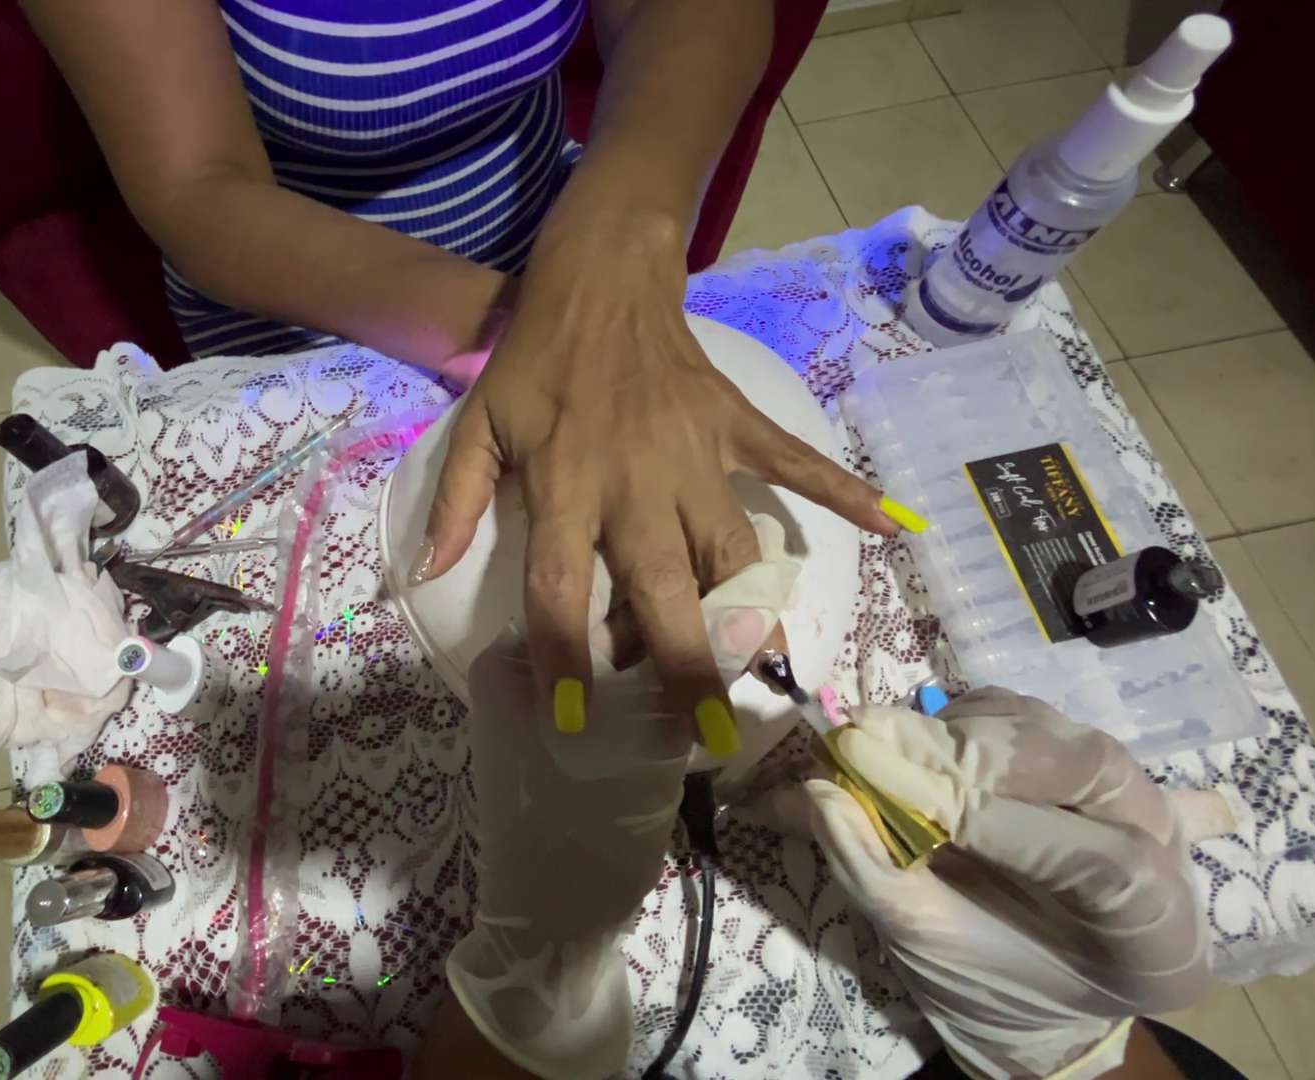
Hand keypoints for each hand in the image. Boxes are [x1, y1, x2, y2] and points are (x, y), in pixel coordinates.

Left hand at [413, 204, 897, 752]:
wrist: (599, 283)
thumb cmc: (533, 365)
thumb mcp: (478, 427)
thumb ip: (455, 501)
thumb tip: (427, 571)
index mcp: (563, 485)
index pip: (558, 587)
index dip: (562, 658)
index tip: (573, 718)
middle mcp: (634, 481)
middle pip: (662, 587)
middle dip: (680, 664)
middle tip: (700, 733)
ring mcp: (695, 452)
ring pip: (731, 546)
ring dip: (740, 608)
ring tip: (746, 663)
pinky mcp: (734, 424)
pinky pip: (794, 462)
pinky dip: (839, 491)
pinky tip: (888, 524)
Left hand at [444, 550, 783, 1077]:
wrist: (559, 920)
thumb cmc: (585, 822)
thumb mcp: (644, 737)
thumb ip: (694, 667)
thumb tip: (753, 606)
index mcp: (515, 656)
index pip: (587, 588)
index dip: (655, 592)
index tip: (713, 593)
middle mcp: (524, 669)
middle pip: (606, 622)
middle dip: (665, 627)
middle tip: (725, 636)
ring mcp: (546, 702)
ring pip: (619, 656)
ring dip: (667, 657)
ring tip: (722, 658)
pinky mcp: (573, 733)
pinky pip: (619, 691)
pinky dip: (657, 691)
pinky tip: (696, 695)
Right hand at [803, 689, 1212, 1079]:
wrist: (1024, 986)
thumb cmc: (979, 982)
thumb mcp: (920, 943)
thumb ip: (870, 868)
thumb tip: (818, 791)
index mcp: (1154, 934)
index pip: (1092, 857)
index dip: (978, 810)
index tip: (868, 774)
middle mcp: (1165, 849)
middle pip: (1085, 765)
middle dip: (966, 747)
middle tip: (866, 736)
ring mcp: (1126, 793)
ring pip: (1051, 726)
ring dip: (955, 727)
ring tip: (881, 743)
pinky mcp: (1072, 757)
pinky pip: (1021, 714)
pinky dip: (957, 719)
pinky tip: (917, 745)